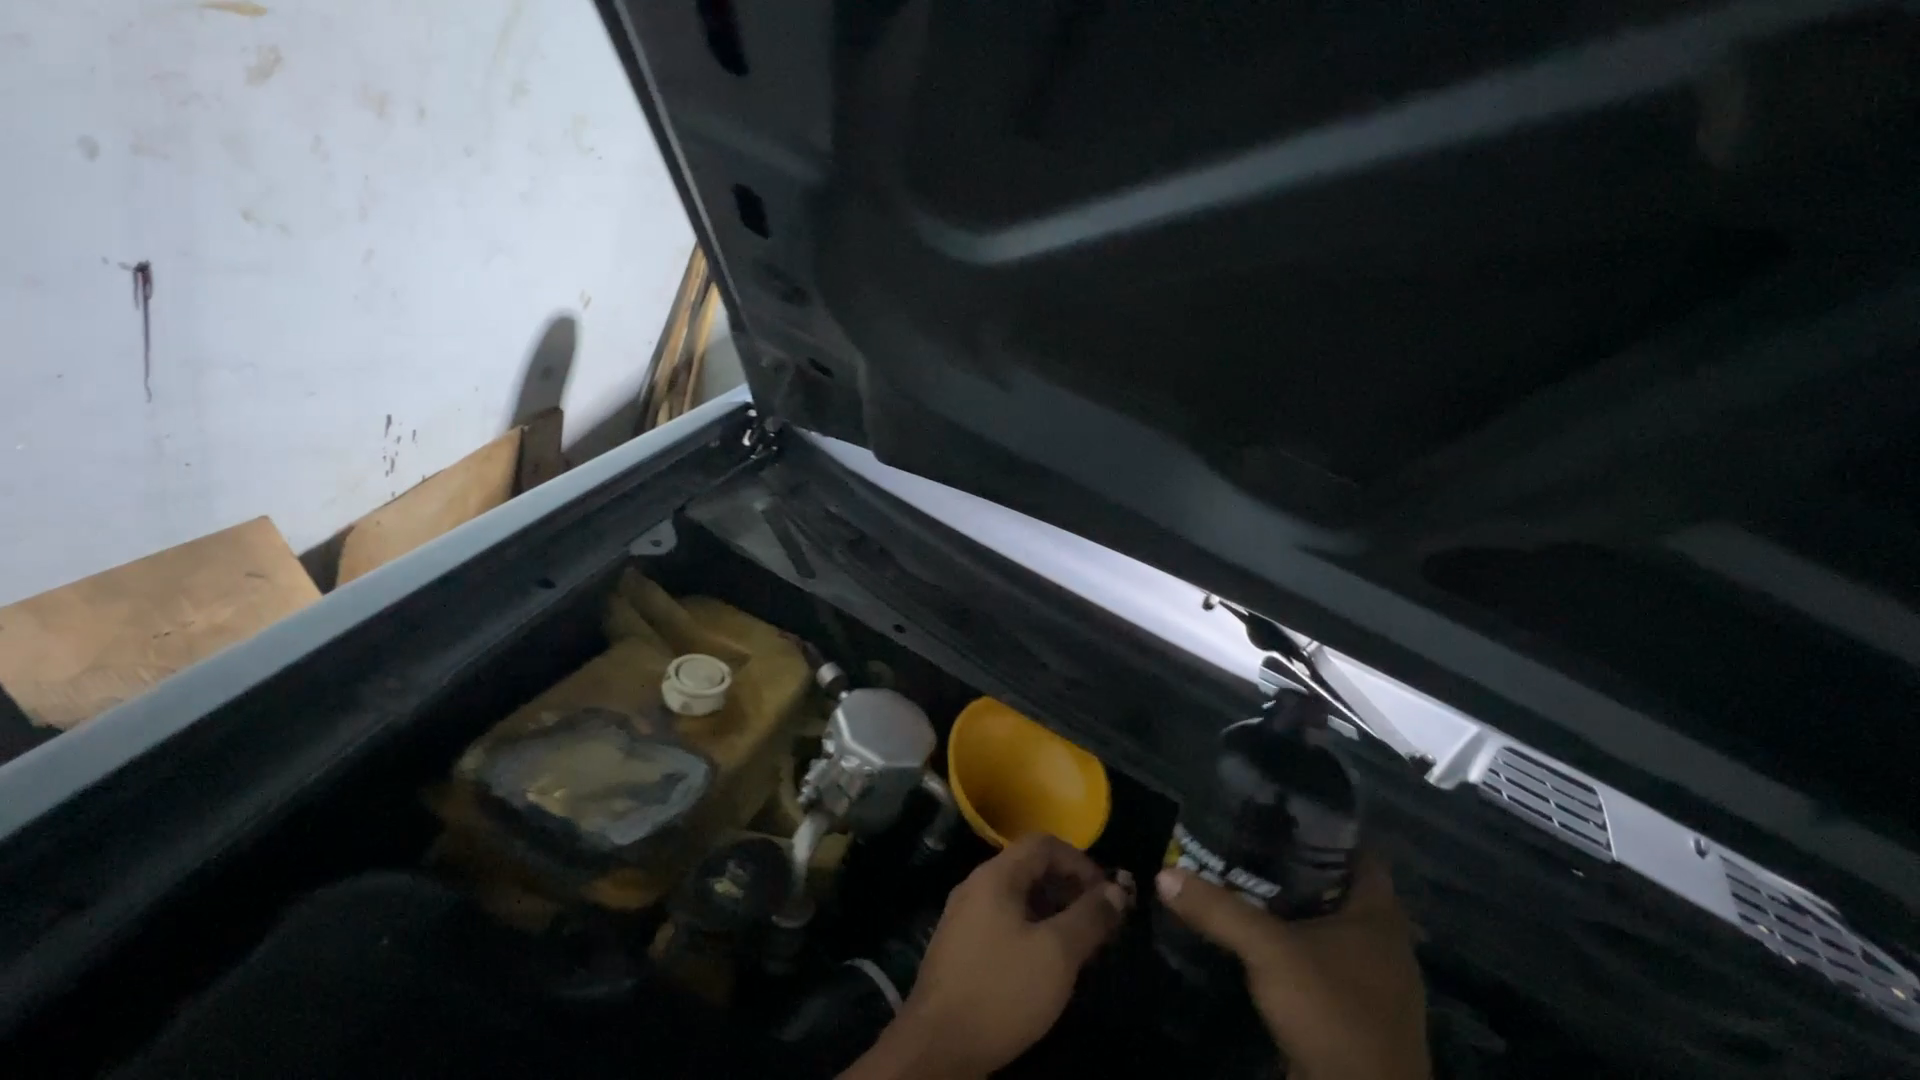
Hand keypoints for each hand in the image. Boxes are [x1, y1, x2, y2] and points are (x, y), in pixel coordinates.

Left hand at [844, 834, 1132, 1079]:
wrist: (936, 1048)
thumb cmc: (1001, 991)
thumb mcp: (1057, 954)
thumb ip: (1090, 917)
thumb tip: (1117, 890)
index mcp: (994, 876)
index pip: (1044, 844)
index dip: (1082, 862)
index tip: (1108, 896)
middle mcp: (974, 888)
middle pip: (1030, 869)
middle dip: (1071, 890)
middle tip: (1101, 923)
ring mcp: (963, 919)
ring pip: (1018, 900)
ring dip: (1054, 914)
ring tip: (1081, 947)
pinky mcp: (959, 950)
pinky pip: (1003, 924)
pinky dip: (1032, 932)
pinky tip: (1047, 966)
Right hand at [1155, 855, 1430, 1079]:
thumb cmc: (1333, 1011)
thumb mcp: (1270, 952)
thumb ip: (1220, 910)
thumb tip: (1165, 873)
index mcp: (1380, 913)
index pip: (1355, 850)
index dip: (1318, 830)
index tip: (1272, 816)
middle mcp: (1382, 939)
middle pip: (1336, 887)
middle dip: (1292, 869)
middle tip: (1241, 847)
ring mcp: (1371, 979)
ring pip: (1326, 926)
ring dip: (1290, 912)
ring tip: (1239, 888)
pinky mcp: (1353, 1009)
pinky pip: (1320, 961)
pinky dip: (1291, 949)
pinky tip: (1255, 944)